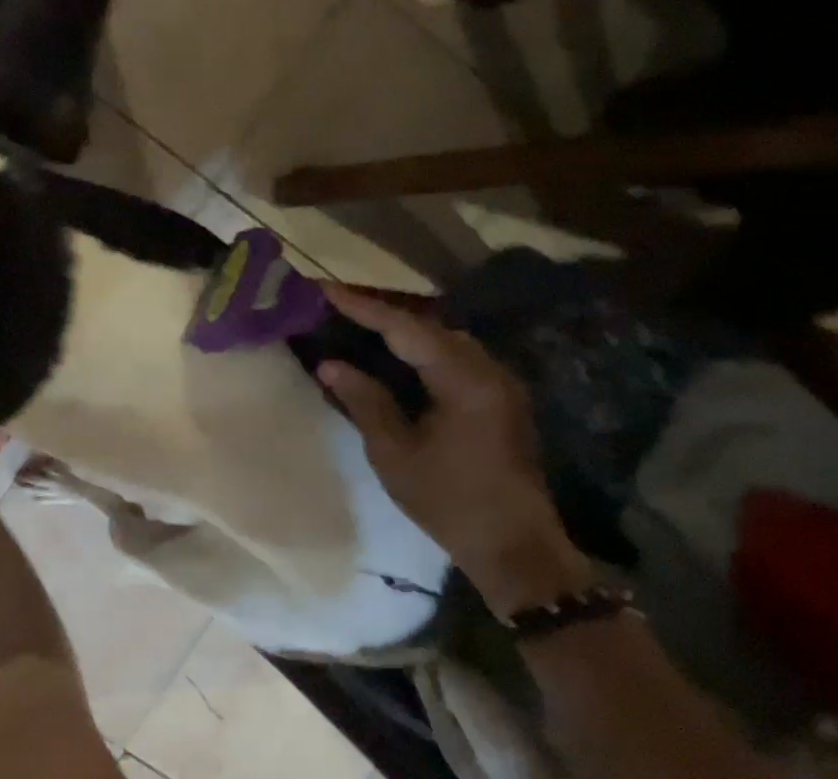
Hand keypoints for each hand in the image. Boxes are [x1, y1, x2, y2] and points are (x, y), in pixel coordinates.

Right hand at [317, 284, 590, 609]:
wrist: (515, 547)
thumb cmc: (448, 501)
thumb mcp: (394, 453)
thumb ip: (364, 400)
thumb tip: (330, 363)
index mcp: (464, 381)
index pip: (405, 328)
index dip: (361, 307)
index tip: (322, 290)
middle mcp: (488, 371)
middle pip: (428, 325)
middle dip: (380, 310)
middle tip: (334, 303)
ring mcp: (498, 385)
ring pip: (442, 338)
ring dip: (401, 328)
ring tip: (356, 322)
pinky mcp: (498, 400)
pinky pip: (453, 357)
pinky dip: (419, 347)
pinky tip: (391, 353)